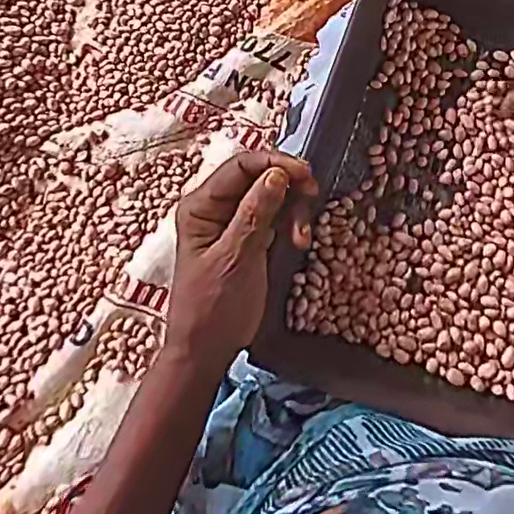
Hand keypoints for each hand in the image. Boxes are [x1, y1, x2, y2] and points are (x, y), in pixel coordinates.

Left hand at [166, 150, 318, 366]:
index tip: (304, 173)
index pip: (240, 166)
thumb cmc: (212, 307)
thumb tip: (277, 173)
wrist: (207, 351)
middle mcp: (216, 207)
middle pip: (258, 177)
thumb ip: (255, 213)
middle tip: (312, 195)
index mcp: (201, 205)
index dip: (274, 162)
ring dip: (292, 209)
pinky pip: (275, 216)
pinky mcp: (249, 237)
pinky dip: (290, 224)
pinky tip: (298, 241)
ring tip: (302, 236)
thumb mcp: (235, 258)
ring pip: (271, 195)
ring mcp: (233, 222)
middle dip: (287, 185)